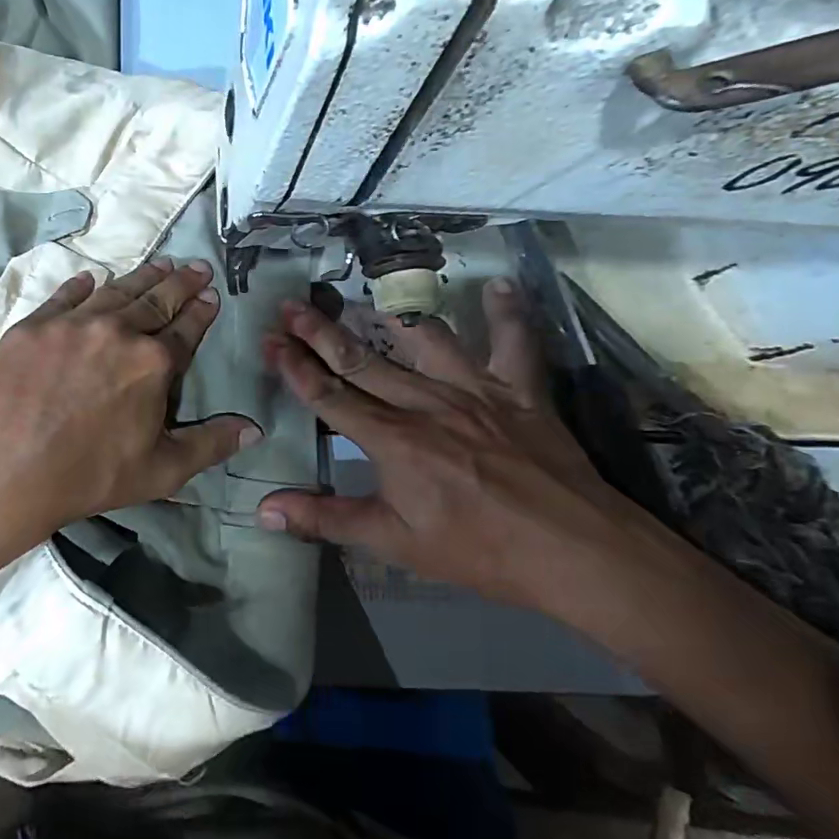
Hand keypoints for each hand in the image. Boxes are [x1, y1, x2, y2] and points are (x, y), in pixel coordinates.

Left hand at [0, 258, 260, 531]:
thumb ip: (210, 444)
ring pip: (114, 291)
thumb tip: (255, 429)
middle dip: (180, 282)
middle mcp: (117, 331)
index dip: (201, 311)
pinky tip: (90, 278)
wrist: (9, 469)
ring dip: (140, 277)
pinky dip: (81, 286)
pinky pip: (63, 297)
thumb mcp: (162, 470)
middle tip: (195, 266)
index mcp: (153, 363)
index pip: (186, 328)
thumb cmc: (91, 475)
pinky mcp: (33, 327)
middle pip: (155, 300)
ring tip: (159, 264)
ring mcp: (71, 324)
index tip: (211, 294)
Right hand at [257, 279, 642, 607]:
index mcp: (393, 440)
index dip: (295, 368)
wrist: (574, 551)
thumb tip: (263, 510)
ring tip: (361, 299)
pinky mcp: (520, 392)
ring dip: (387, 318)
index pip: (330, 396)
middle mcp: (427, 404)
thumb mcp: (393, 541)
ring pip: (422, 342)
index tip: (269, 341)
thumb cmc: (478, 550)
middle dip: (320, 333)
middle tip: (291, 306)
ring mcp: (476, 391)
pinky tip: (496, 287)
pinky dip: (506, 313)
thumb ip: (325, 519)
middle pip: (363, 361)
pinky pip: (513, 343)